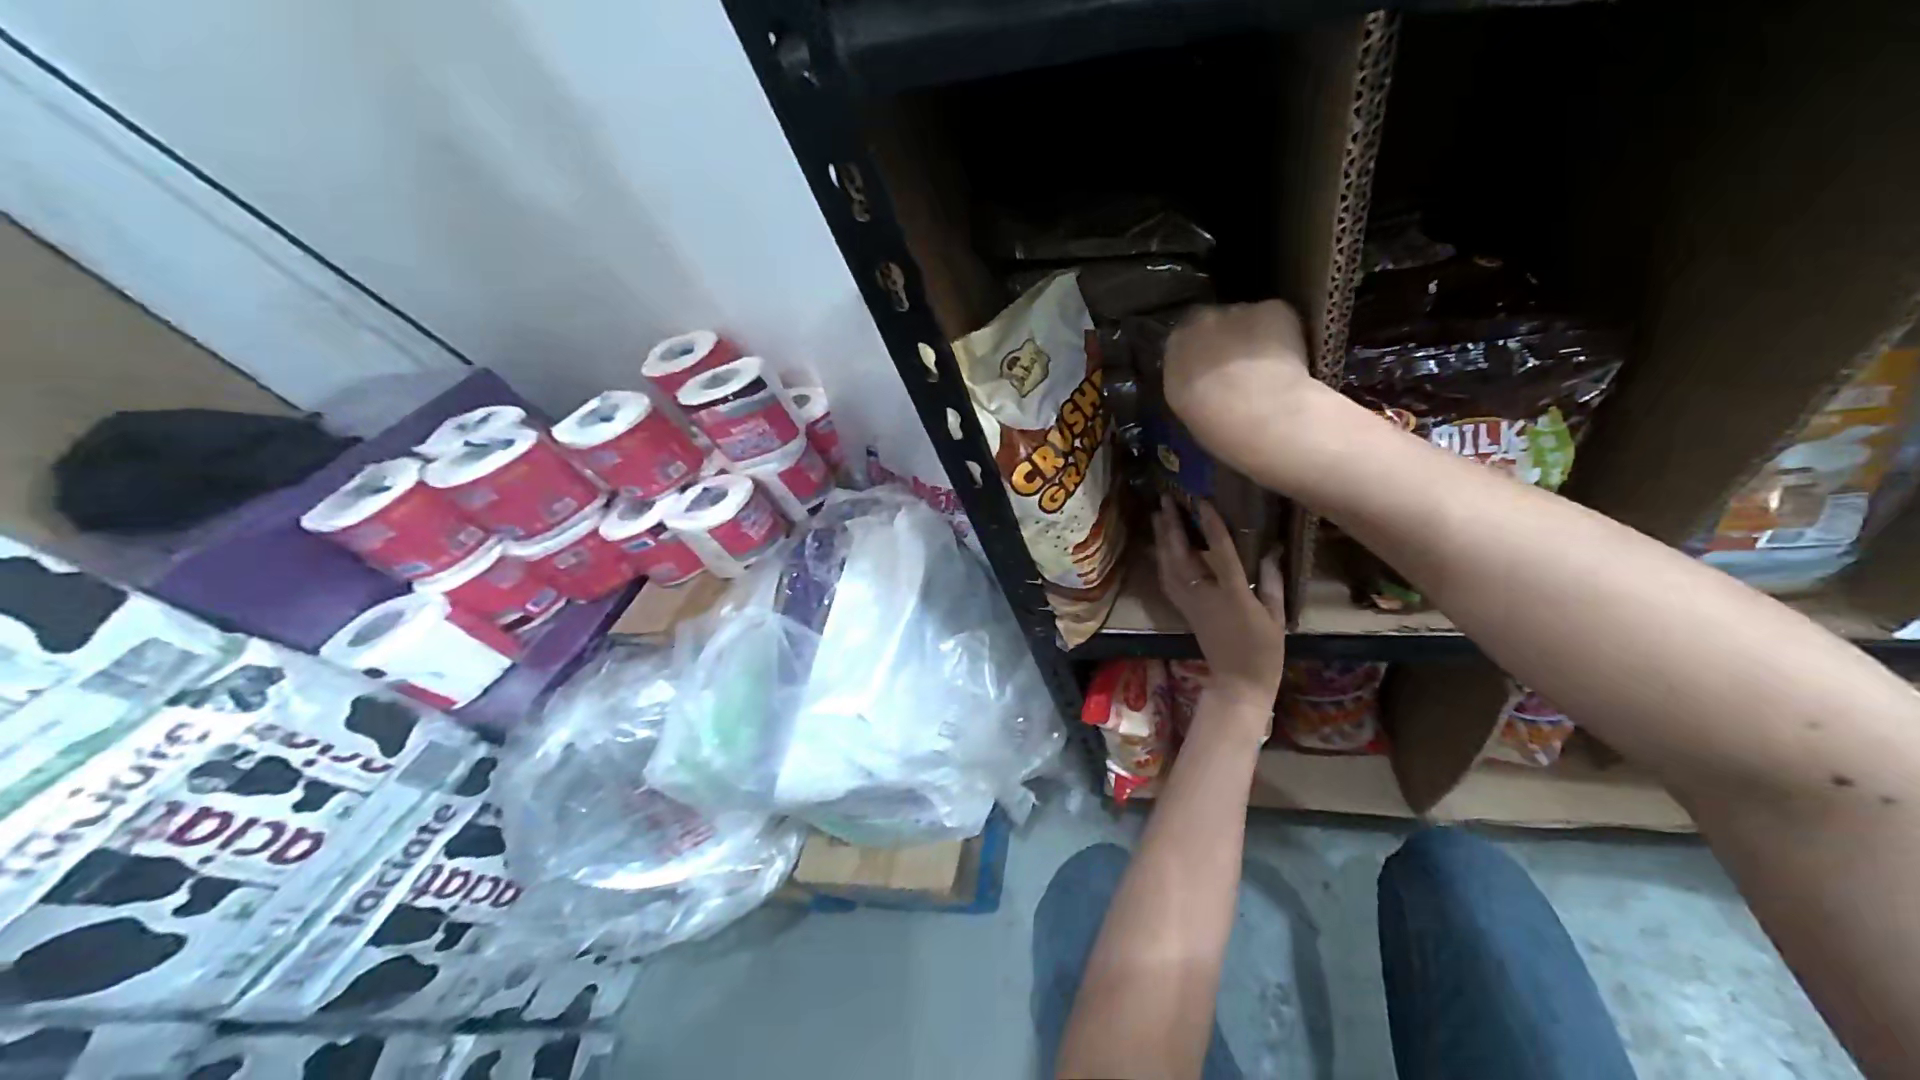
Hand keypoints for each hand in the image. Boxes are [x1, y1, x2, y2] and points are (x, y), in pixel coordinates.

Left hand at [1153, 496, 1286, 709]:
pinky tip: (1160, 547)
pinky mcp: (1183, 610)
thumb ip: (1272, 582)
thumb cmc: (1264, 650)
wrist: (1238, 682)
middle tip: (1165, 501)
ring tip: (1158, 516)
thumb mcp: (1276, 616)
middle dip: (1172, 526)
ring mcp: (1190, 604)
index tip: (1202, 503)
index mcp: (1233, 595)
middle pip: (1182, 556)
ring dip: (1162, 539)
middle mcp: (1205, 595)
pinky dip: (1162, 560)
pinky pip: (1167, 580)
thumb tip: (1269, 552)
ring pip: (1169, 566)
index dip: (1211, 526)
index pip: (1220, 553)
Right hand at [1163, 300, 1322, 470]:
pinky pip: (1277, 316)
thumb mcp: (1186, 404)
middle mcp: (1200, 321)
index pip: (1184, 339)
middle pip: (1214, 322)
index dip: (1201, 352)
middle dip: (1227, 337)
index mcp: (1174, 348)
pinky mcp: (1272, 309)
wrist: (1258, 414)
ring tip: (1269, 365)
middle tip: (1242, 365)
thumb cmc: (1215, 423)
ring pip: (1248, 318)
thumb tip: (1204, 377)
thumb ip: (1190, 379)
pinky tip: (1290, 358)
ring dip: (1255, 334)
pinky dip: (1285, 332)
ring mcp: (1237, 311)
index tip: (1212, 369)